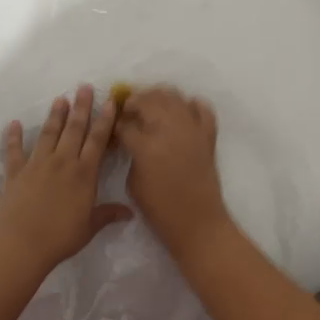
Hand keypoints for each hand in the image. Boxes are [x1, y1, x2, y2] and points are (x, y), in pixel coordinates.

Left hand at [0, 85, 131, 270]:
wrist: (21, 242)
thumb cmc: (60, 237)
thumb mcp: (89, 227)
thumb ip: (107, 214)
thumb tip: (129, 212)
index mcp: (84, 174)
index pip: (98, 141)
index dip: (105, 121)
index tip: (110, 102)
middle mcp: (62, 162)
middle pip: (74, 130)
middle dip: (81, 107)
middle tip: (84, 87)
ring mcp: (37, 164)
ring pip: (48, 134)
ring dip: (55, 115)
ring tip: (60, 99)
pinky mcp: (15, 172)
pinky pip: (14, 150)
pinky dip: (13, 136)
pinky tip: (14, 124)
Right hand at [115, 87, 232, 258]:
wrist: (197, 221)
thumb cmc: (159, 208)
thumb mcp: (133, 182)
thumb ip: (132, 155)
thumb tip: (131, 141)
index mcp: (146, 145)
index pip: (124, 123)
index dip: (115, 123)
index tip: (111, 126)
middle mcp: (169, 130)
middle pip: (148, 100)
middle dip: (134, 102)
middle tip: (128, 110)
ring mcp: (191, 130)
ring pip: (173, 97)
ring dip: (158, 97)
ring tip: (150, 106)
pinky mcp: (207, 135)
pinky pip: (202, 109)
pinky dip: (191, 105)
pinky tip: (182, 110)